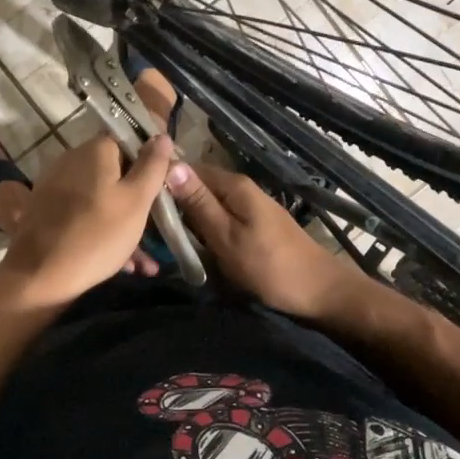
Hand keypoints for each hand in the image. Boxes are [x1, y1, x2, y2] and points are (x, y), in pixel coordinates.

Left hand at [0, 134, 174, 306]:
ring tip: (144, 261)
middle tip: (158, 231)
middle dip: (139, 201)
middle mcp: (72, 159)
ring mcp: (56, 185)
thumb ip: (152, 166)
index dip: (150, 164)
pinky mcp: (46, 209)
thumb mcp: (136, 200)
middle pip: (115, 173)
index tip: (164, 190)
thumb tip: (162, 137)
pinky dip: (102, 232)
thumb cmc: (97, 234)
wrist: (40, 274)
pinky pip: (83, 214)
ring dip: (124, 224)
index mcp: (95, 149)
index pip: (130, 142)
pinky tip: (123, 264)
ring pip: (102, 198)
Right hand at [165, 161, 372, 321]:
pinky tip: (193, 246)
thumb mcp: (226, 236)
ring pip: (206, 205)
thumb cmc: (270, 267)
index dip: (161, 183)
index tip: (139, 204)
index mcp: (233, 185)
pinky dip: (204, 230)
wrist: (321, 293)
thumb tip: (170, 165)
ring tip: (164, 239)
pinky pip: (219, 219)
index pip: (185, 169)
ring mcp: (248, 206)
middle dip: (172, 204)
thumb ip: (198, 203)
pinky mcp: (252, 224)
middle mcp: (240, 188)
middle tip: (148, 229)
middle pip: (195, 187)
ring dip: (187, 220)